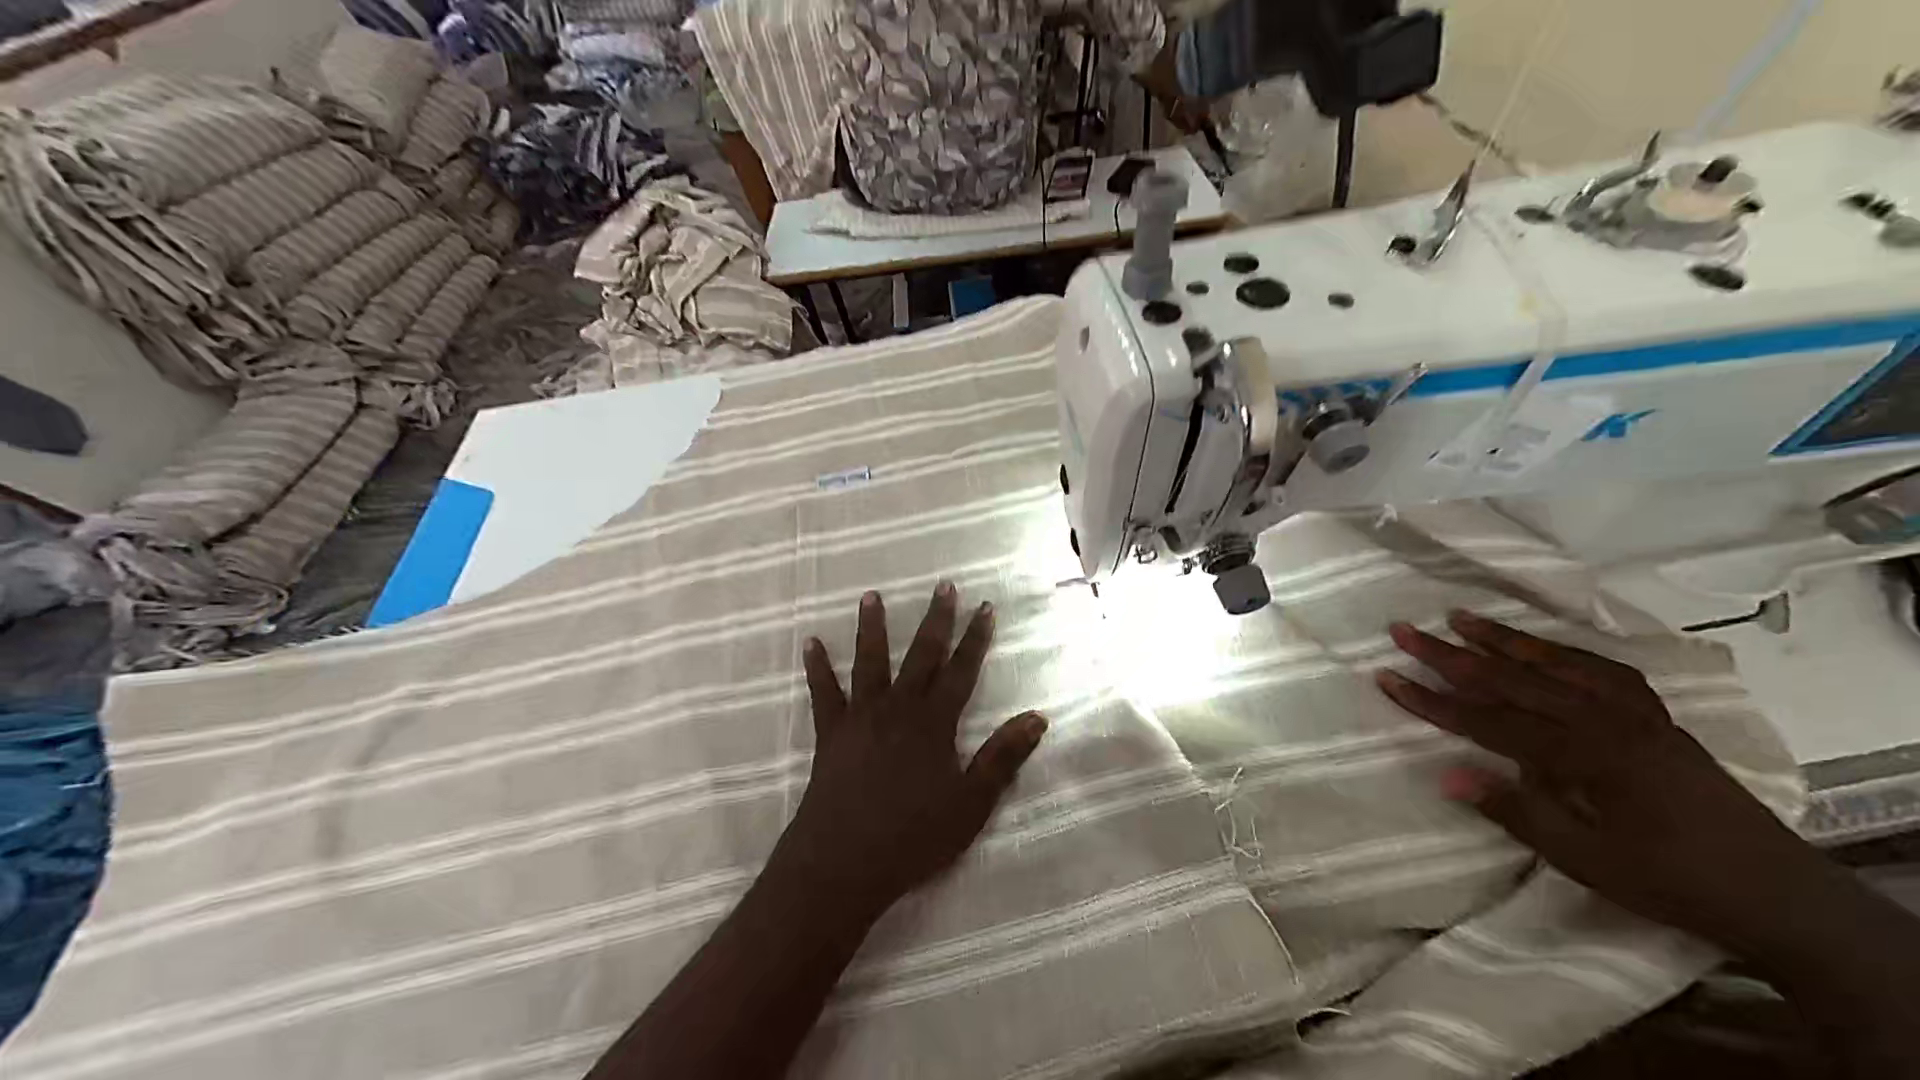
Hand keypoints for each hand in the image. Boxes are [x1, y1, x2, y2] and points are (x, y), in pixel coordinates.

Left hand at [781, 583, 1047, 915]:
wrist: (843, 862)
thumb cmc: (913, 837)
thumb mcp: (971, 803)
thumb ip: (1003, 757)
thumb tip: (1038, 716)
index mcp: (934, 723)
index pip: (962, 671)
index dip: (976, 638)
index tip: (984, 607)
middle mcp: (898, 708)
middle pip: (921, 655)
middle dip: (935, 619)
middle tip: (942, 586)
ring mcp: (860, 717)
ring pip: (869, 662)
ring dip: (872, 627)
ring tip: (871, 596)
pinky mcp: (830, 733)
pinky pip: (823, 693)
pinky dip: (817, 667)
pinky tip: (810, 643)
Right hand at [1375, 611, 1826, 955]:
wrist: (1777, 893)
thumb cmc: (1669, 879)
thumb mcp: (1584, 859)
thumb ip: (1515, 810)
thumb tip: (1446, 776)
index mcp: (1584, 754)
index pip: (1486, 719)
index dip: (1430, 700)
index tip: (1386, 677)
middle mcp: (1605, 720)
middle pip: (1511, 679)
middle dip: (1450, 655)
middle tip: (1404, 630)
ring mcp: (1635, 713)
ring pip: (1555, 664)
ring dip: (1503, 639)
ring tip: (1459, 617)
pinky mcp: (1656, 718)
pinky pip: (1602, 670)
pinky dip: (1564, 653)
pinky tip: (1543, 648)